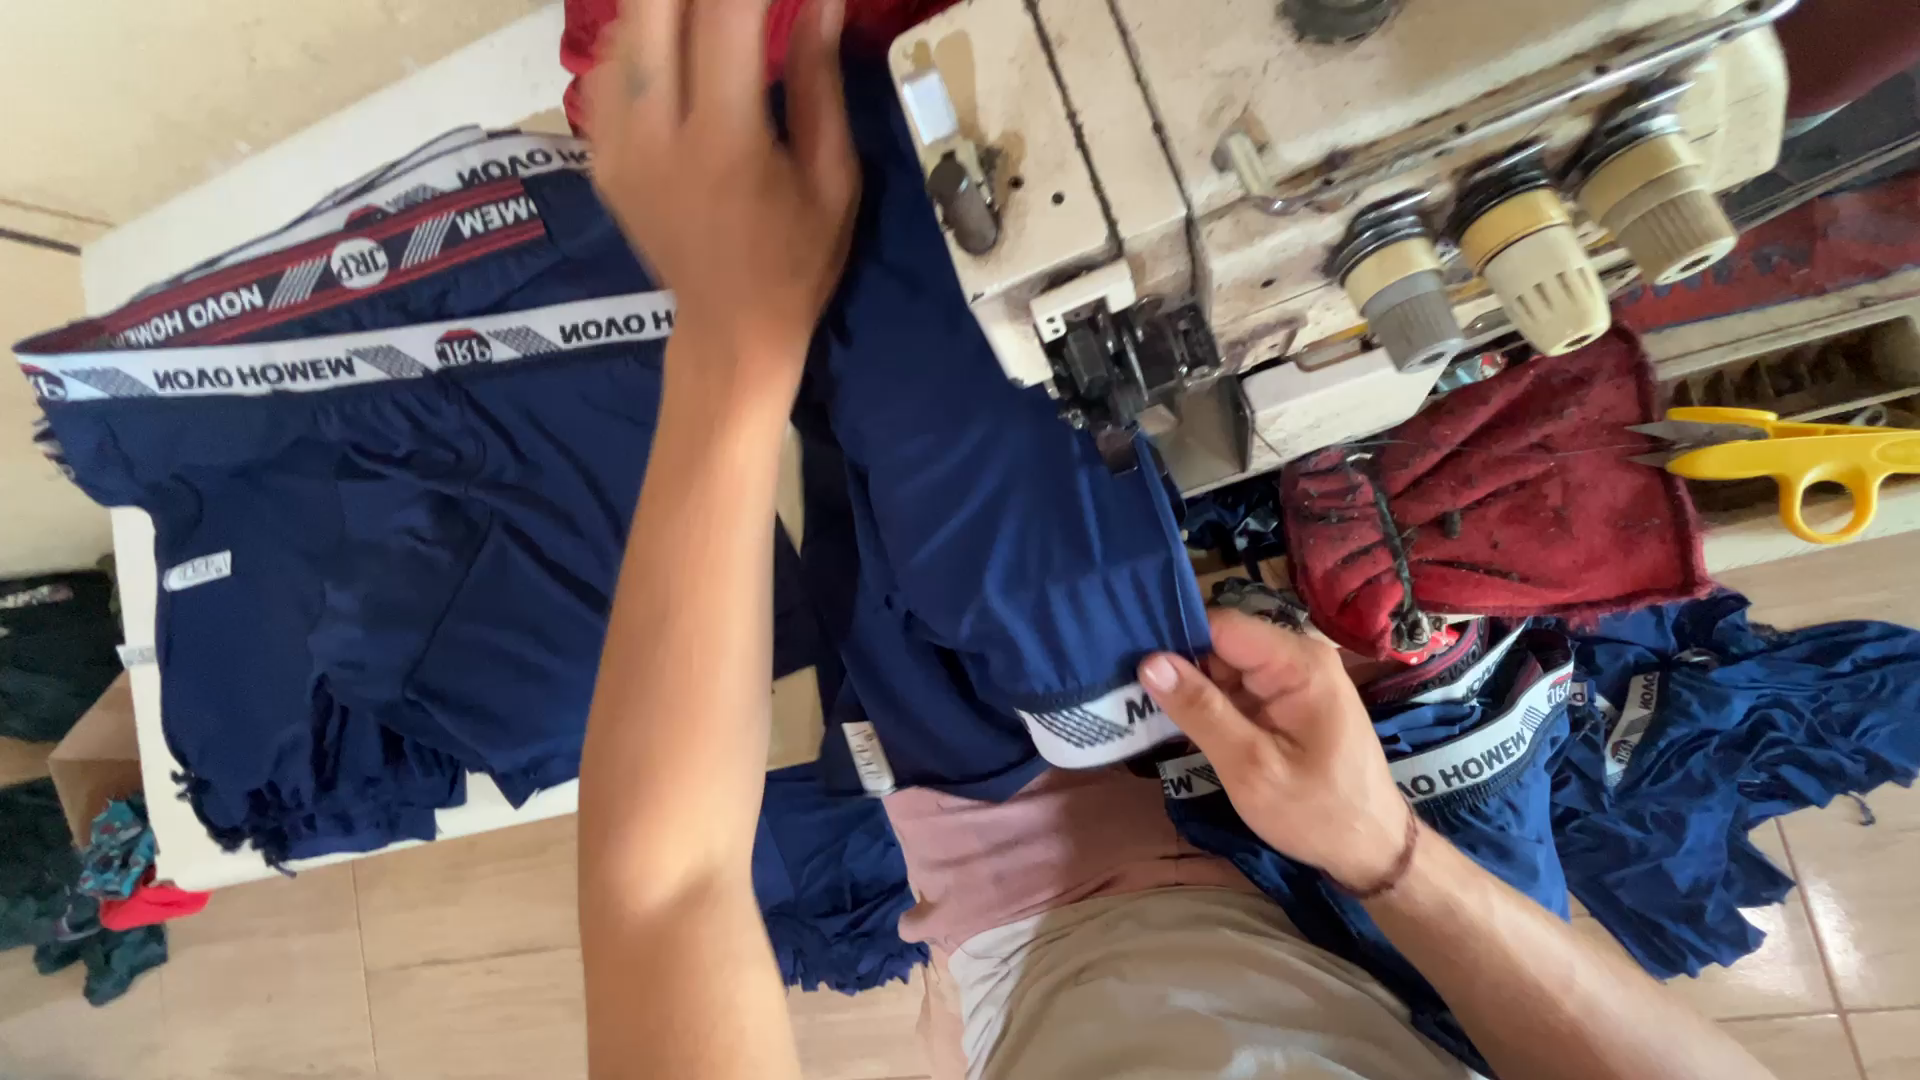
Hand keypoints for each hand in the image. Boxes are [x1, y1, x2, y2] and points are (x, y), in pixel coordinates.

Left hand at [583, 0, 858, 409]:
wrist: (731, 331)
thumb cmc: (798, 265)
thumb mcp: (833, 183)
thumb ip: (819, 86)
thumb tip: (821, 0)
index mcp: (727, 141)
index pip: (728, 11)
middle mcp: (657, 132)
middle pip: (654, 1)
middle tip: (738, 6)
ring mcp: (617, 145)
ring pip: (624, 24)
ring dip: (669, 8)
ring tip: (710, 23)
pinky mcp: (600, 159)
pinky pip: (607, 69)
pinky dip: (641, 43)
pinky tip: (676, 56)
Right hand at [1139, 609, 1413, 889]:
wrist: (1372, 852)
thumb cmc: (1318, 813)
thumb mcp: (1251, 768)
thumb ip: (1201, 711)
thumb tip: (1149, 662)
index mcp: (1298, 663)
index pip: (1220, 625)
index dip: (1174, 639)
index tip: (1129, 661)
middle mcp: (1296, 657)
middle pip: (1218, 642)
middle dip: (1177, 664)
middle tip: (1128, 693)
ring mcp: (1290, 677)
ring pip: (1220, 664)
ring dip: (1187, 686)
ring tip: (1142, 707)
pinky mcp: (1283, 698)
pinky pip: (1232, 685)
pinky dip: (1205, 702)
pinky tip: (1176, 719)